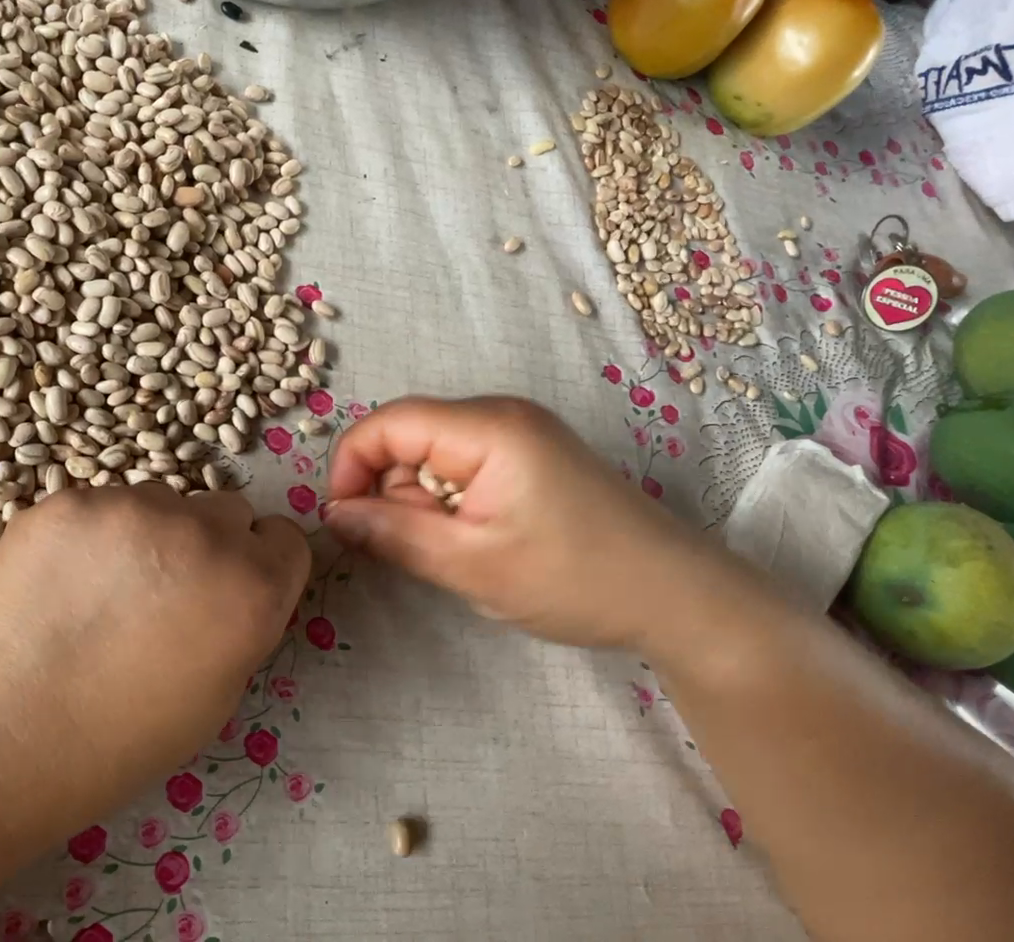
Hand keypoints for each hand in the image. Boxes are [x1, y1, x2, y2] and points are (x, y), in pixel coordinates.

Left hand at [0, 484, 309, 839]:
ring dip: (148, 533)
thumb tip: (232, 584)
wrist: (2, 735)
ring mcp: (130, 506)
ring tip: (101, 590)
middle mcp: (201, 532)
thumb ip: (241, 622)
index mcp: (252, 587)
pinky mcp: (69, 499)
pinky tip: (61, 581)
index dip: (260, 565)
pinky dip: (92, 533)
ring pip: (160, 501)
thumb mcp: (216, 695)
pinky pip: (101, 504)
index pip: (284, 539)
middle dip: (209, 544)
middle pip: (227, 511)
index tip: (230, 587)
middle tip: (164, 591)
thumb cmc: (119, 740)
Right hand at [325, 396, 741, 651]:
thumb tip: (333, 514)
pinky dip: (450, 504)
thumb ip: (392, 535)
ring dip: (423, 504)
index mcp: (488, 428)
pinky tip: (480, 540)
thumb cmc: (576, 580)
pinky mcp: (529, 455)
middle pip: (406, 439)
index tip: (344, 520)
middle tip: (425, 549)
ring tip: (462, 551)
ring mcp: (518, 433)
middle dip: (392, 493)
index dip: (350, 466)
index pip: (387, 423)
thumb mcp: (471, 566)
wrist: (680, 599)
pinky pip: (460, 467)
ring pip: (429, 457)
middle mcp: (499, 414)